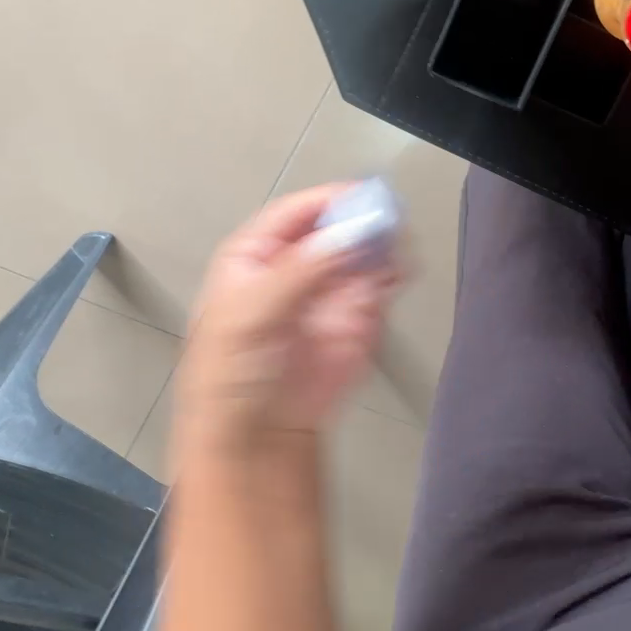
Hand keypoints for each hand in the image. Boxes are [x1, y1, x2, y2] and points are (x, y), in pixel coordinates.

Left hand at [176, 184, 402, 453]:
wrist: (261, 436)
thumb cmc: (231, 378)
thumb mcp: (250, 317)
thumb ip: (300, 271)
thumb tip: (348, 234)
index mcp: (256, 257)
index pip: (295, 214)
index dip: (327, 201)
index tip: (361, 195)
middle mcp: (297, 264)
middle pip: (338, 225)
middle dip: (363, 220)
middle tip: (387, 220)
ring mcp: (332, 287)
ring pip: (366, 248)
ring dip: (384, 243)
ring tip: (395, 248)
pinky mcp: (361, 311)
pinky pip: (384, 279)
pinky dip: (397, 270)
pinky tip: (399, 272)